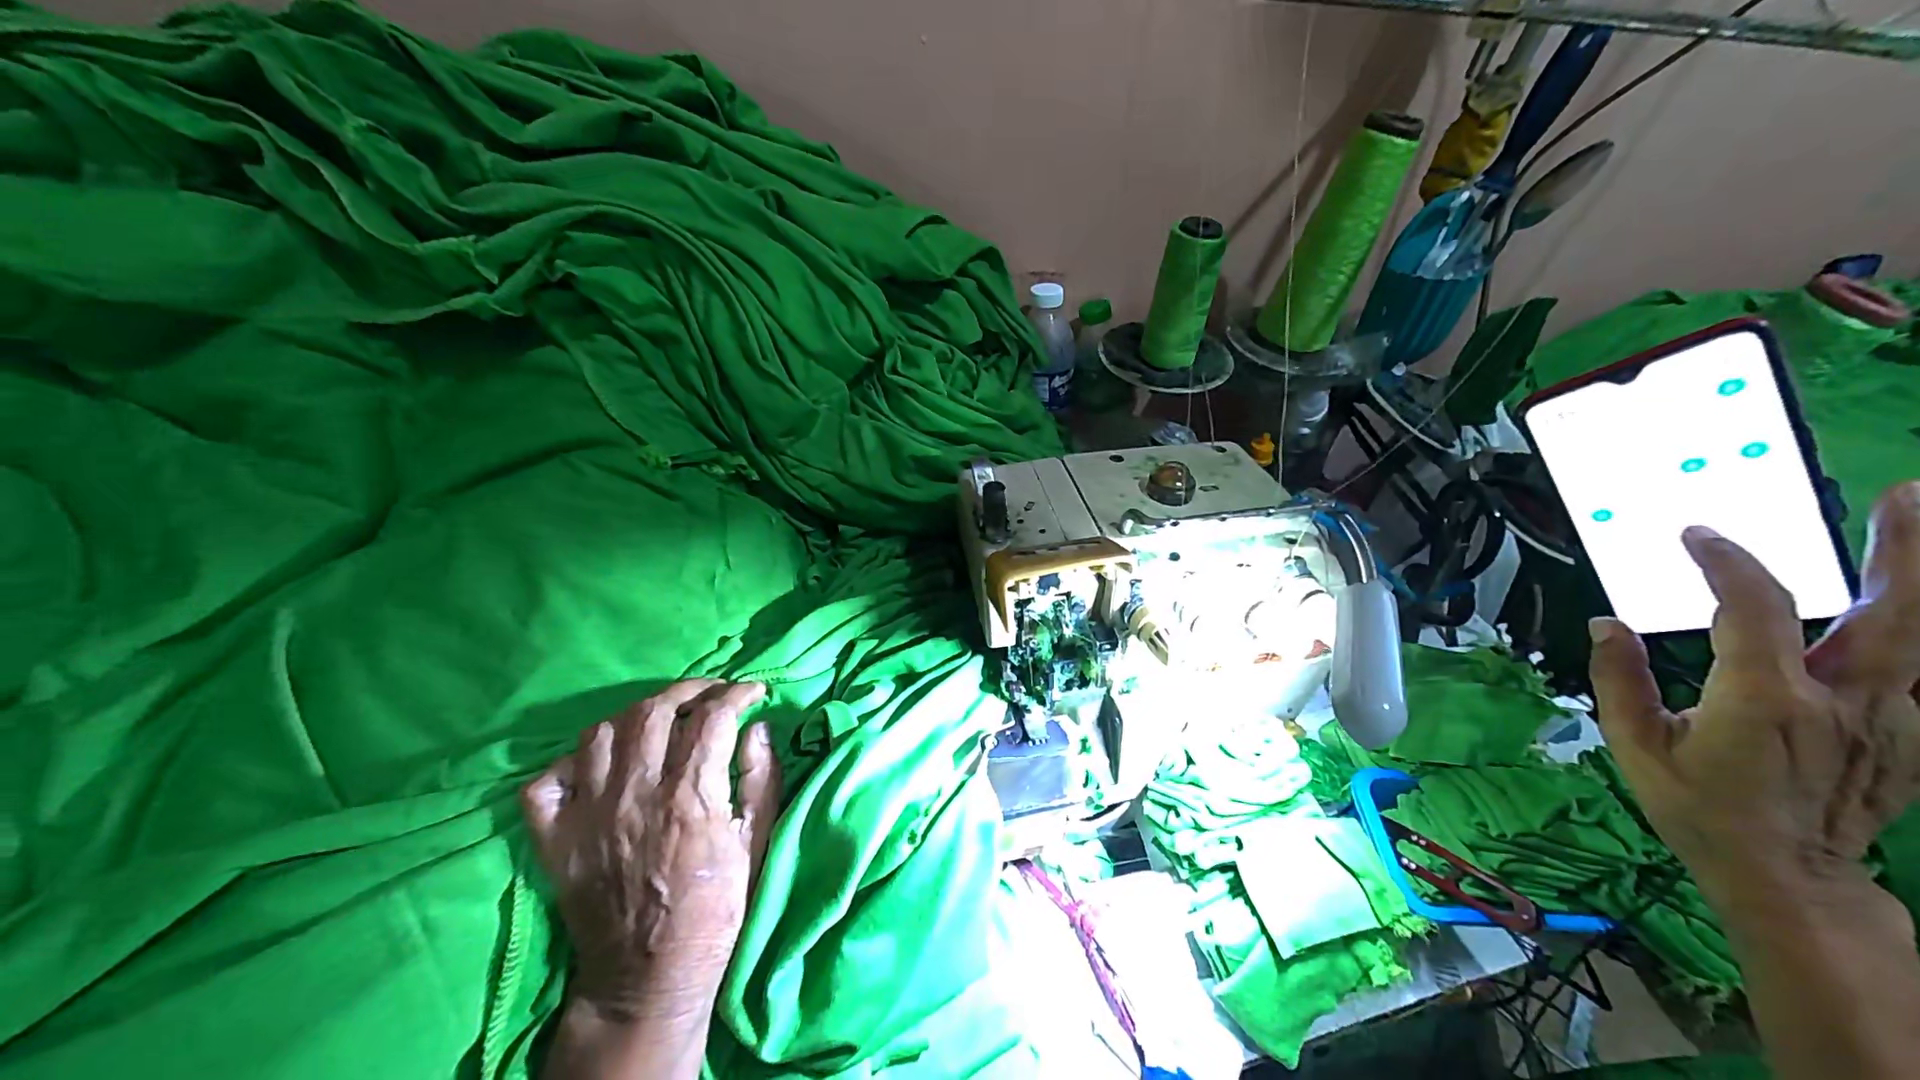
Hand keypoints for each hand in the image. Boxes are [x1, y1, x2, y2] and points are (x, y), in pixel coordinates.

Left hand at [521, 680, 781, 1021]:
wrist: (649, 973)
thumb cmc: (715, 906)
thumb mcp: (756, 842)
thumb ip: (761, 779)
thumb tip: (759, 728)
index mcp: (690, 796)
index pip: (712, 717)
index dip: (737, 694)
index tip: (752, 692)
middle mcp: (635, 794)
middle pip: (654, 710)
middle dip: (688, 690)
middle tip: (709, 693)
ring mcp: (588, 814)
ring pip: (601, 733)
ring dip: (635, 714)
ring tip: (658, 718)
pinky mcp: (554, 838)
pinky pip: (548, 780)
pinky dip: (571, 760)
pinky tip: (599, 761)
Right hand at [1588, 483, 1919, 901]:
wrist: (1787, 876)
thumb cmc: (1697, 809)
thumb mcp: (1635, 747)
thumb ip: (1619, 680)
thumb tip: (1606, 624)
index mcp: (1765, 702)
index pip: (1754, 610)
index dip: (1727, 562)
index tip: (1696, 535)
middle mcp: (1842, 702)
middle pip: (1889, 614)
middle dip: (1900, 551)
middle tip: (1901, 493)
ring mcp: (1891, 720)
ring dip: (1917, 578)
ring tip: (1913, 522)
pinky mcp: (1911, 735)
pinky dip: (1914, 632)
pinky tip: (1899, 604)